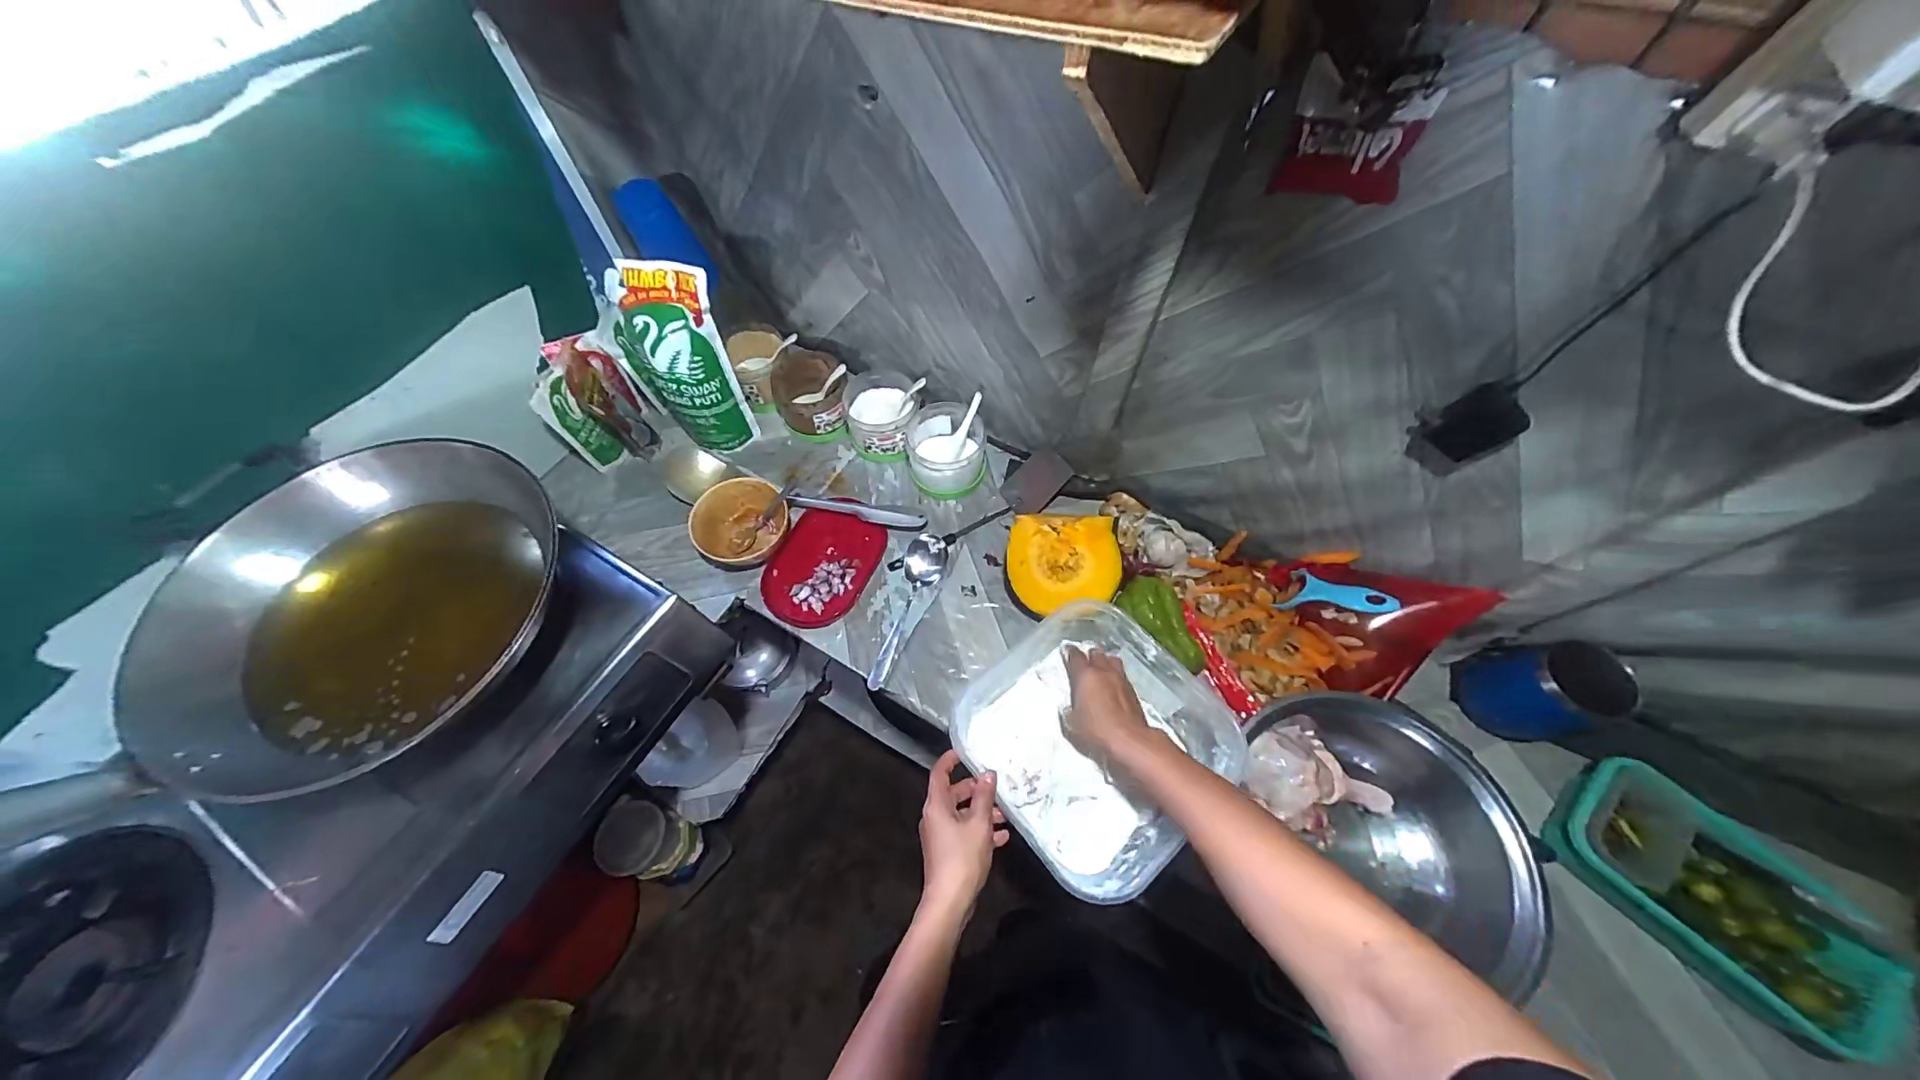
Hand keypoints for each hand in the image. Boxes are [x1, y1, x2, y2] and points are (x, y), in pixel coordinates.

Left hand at [920, 749, 1008, 919]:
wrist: (949, 901)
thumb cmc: (963, 857)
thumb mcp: (979, 824)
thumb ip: (985, 797)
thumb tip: (988, 774)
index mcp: (936, 806)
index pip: (939, 773)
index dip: (950, 760)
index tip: (965, 752)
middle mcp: (934, 817)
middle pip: (952, 794)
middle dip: (974, 789)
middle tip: (995, 787)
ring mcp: (940, 835)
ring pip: (961, 814)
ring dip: (981, 811)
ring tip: (1005, 814)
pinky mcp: (947, 851)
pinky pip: (963, 832)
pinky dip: (979, 830)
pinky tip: (1001, 837)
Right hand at [1062, 646, 1156, 759]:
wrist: (1130, 740)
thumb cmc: (1096, 731)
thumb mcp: (1071, 723)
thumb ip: (1069, 709)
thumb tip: (1070, 707)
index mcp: (1085, 675)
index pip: (1075, 656)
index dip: (1070, 652)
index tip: (1068, 651)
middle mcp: (1104, 672)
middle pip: (1096, 653)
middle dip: (1089, 654)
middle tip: (1085, 659)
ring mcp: (1121, 679)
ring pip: (1112, 660)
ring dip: (1105, 661)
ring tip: (1101, 666)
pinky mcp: (1133, 690)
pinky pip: (1122, 675)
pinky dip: (1116, 675)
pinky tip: (1113, 683)